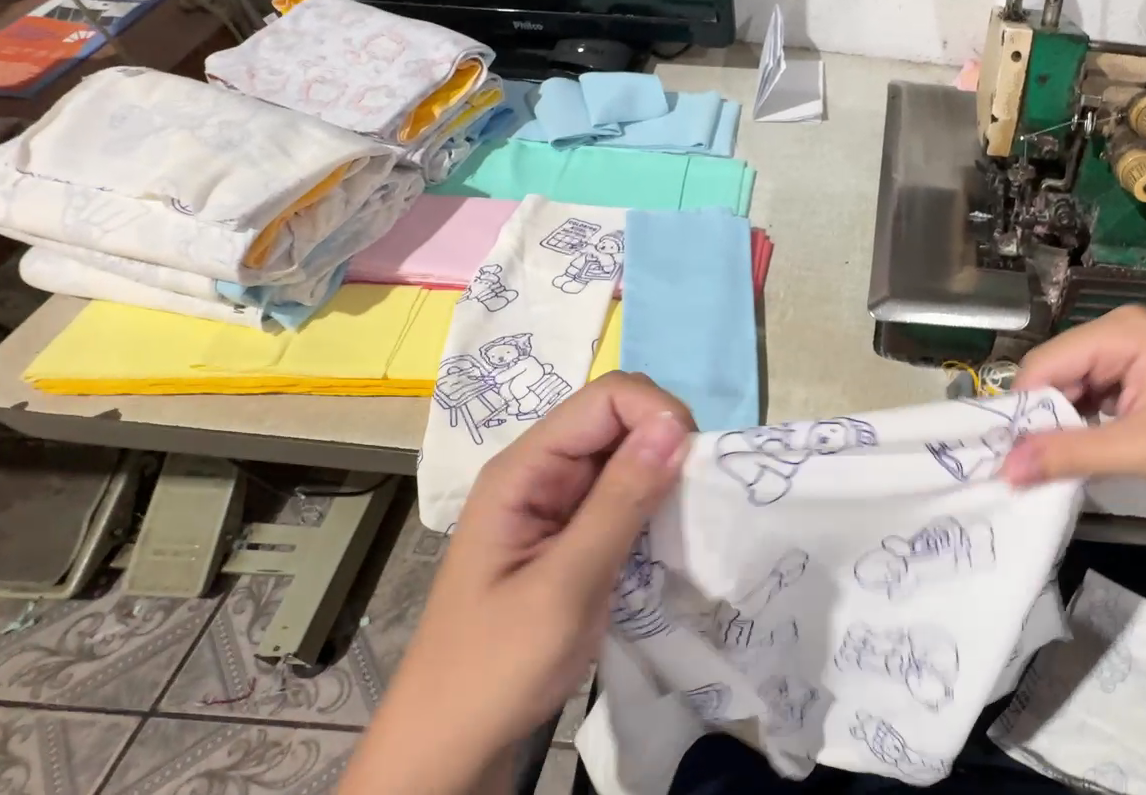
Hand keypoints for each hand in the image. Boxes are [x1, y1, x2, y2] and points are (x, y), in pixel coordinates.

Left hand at [343, 373, 693, 794]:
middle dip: (667, 441)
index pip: (606, 398)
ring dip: (666, 475)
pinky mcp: (577, 533)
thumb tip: (676, 425)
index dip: (657, 413)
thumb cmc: (497, 667)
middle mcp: (543, 472)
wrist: (453, 748)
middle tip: (692, 498)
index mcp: (524, 470)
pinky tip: (670, 537)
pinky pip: (628, 494)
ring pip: (630, 455)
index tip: (693, 464)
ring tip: (686, 520)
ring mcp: (560, 503)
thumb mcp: (565, 585)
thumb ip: (621, 501)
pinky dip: (658, 504)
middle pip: (620, 419)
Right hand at [1001, 304, 1145, 487]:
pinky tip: (1081, 446)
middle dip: (1042, 415)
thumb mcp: (1137, 449)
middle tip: (1028, 463)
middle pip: (1054, 370)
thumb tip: (1005, 470)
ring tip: (1053, 459)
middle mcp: (1116, 328)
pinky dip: (1080, 419)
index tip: (1008, 453)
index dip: (1023, 407)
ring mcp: (1125, 347)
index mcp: (1119, 331)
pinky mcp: (1132, 369)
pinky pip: (1088, 390)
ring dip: (1060, 420)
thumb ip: (1068, 455)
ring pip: (1068, 383)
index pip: (1045, 363)